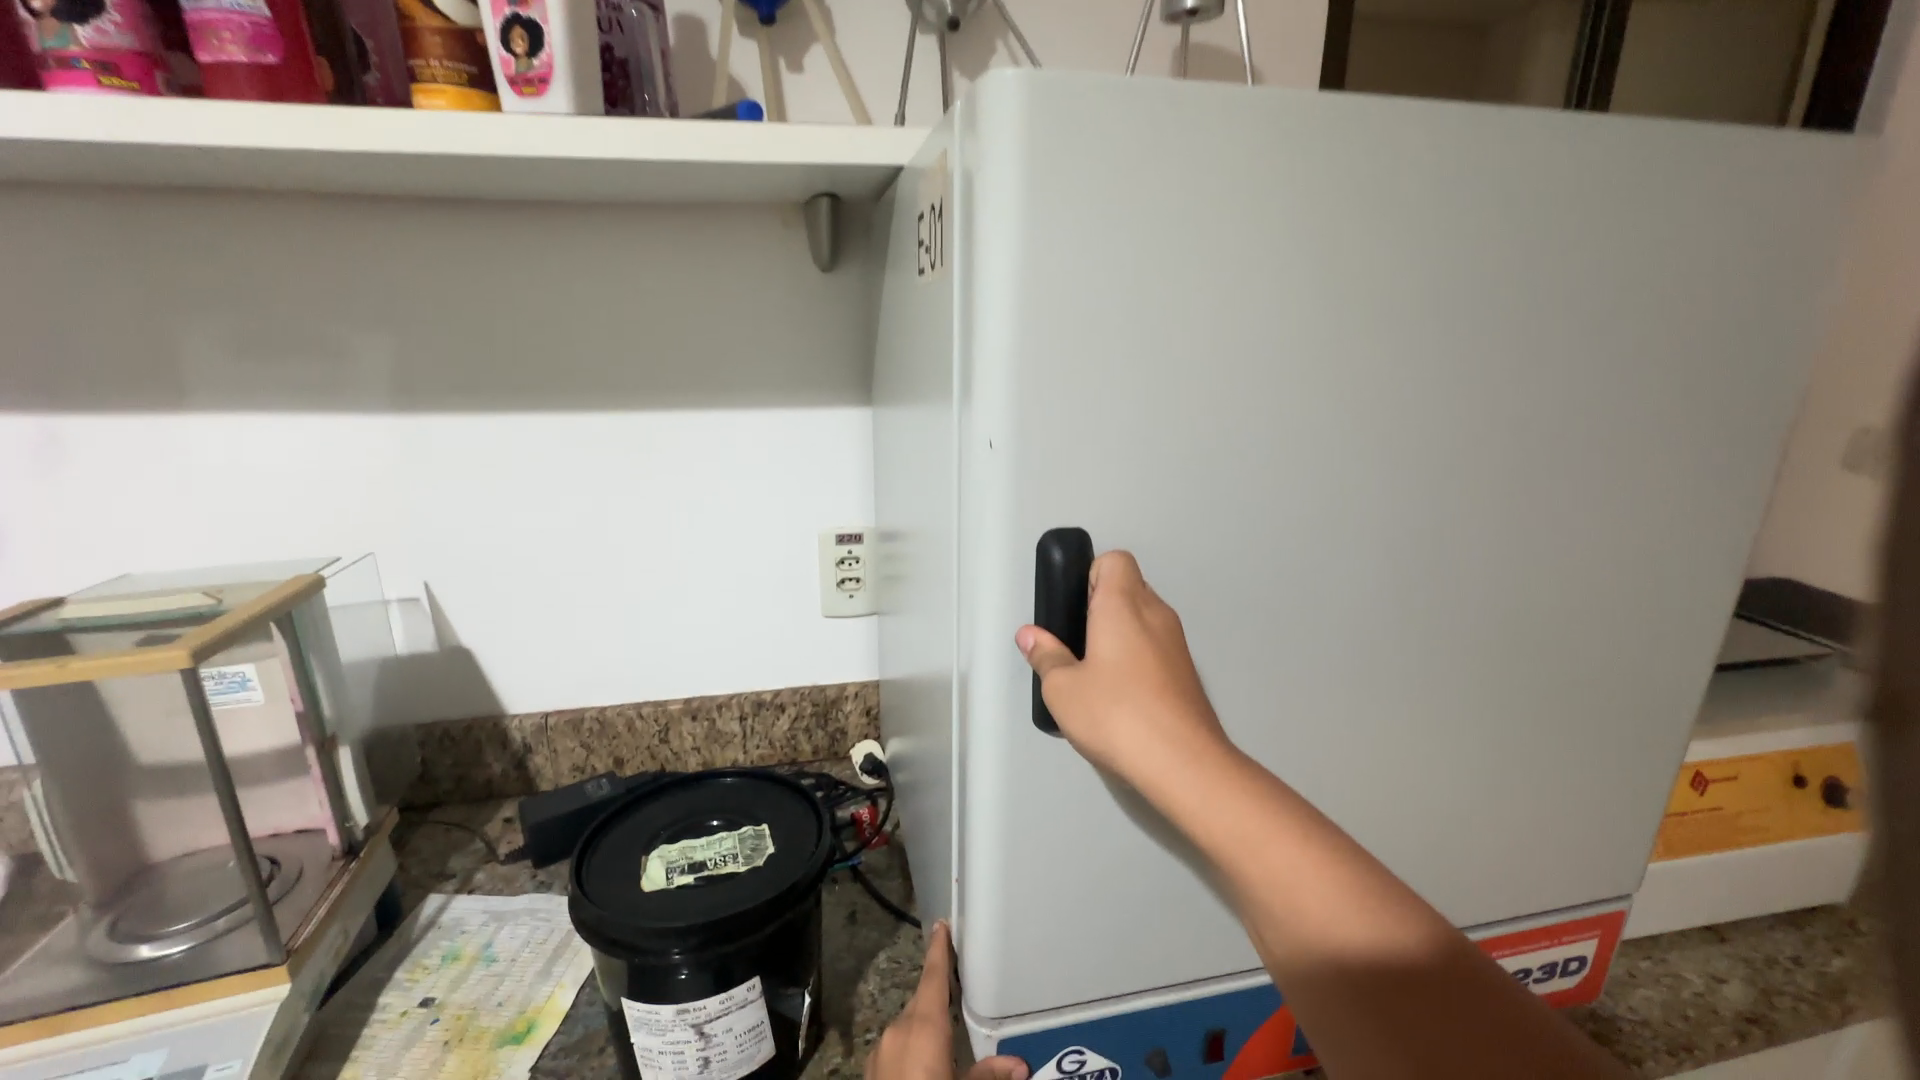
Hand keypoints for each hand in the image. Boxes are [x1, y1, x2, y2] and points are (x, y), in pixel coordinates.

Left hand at [866, 922, 1028, 1079]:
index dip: (939, 950)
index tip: (941, 925)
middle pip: (922, 1001)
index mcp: (923, 1026)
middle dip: (939, 995)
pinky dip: (912, 1047)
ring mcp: (880, 1051)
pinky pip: (897, 1047)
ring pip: (908, 1026)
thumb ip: (988, 1076)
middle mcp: (898, 1029)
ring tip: (948, 1036)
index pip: (934, 977)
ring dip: (925, 1026)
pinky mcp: (871, 1071)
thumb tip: (1020, 1065)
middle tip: (959, 988)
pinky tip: (925, 1066)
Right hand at [1016, 551, 1230, 785]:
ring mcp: (1178, 645)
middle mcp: (1156, 614)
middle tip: (1076, 644)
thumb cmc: (1116, 714)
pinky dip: (1138, 661)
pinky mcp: (1188, 674)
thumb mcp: (1062, 689)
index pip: (1114, 561)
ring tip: (1094, 675)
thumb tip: (1031, 636)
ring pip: (1145, 621)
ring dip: (1121, 636)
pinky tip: (1120, 699)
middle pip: (1130, 588)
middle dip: (1101, 608)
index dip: (1091, 575)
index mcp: (1124, 605)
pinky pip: (1157, 650)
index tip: (1073, 610)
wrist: (1183, 763)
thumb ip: (1045, 656)